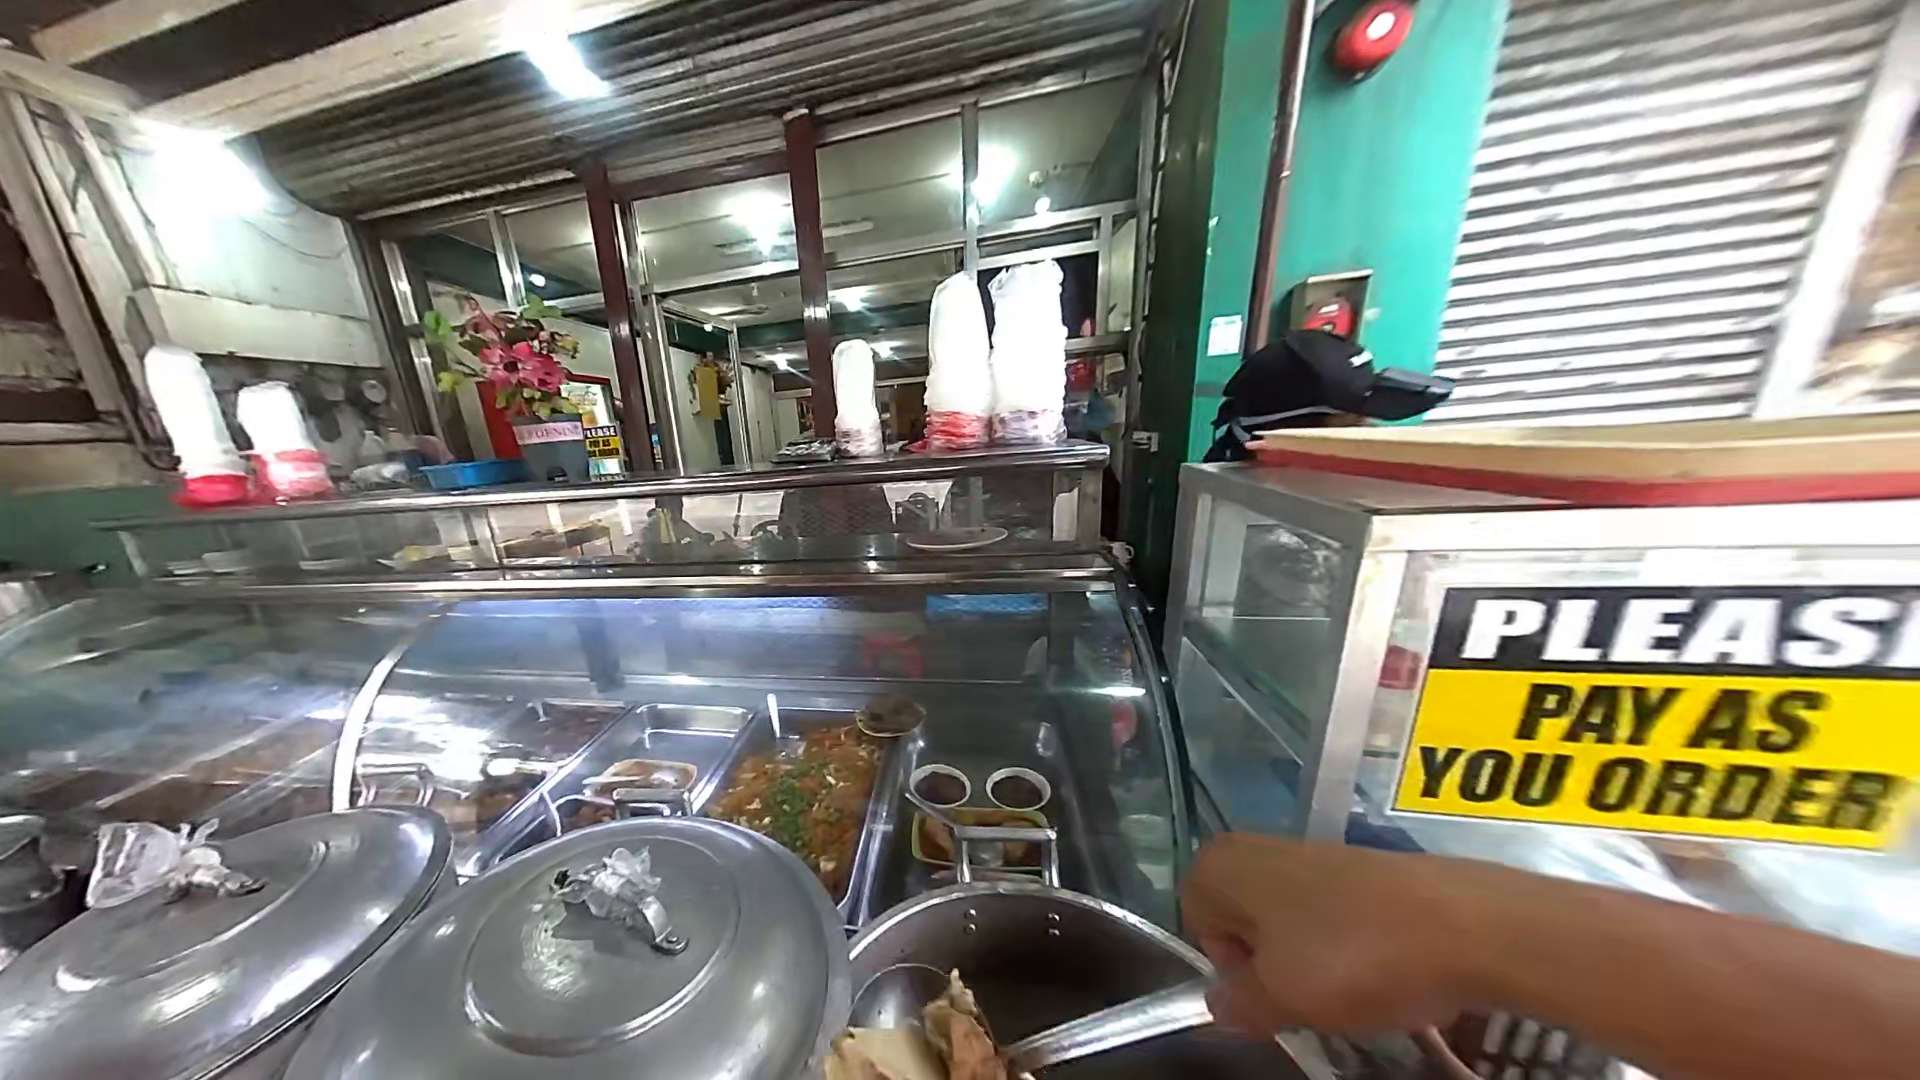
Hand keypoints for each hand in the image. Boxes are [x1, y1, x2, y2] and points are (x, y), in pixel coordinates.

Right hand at [1183, 834, 1498, 1036]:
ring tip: (1346, 988)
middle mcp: (1246, 847)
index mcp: (1218, 866)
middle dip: (1266, 966)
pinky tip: (1373, 967)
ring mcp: (1294, 850)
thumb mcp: (1285, 997)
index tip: (1273, 994)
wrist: (1456, 920)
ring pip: (1279, 922)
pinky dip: (1334, 943)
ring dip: (1302, 961)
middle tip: (1306, 995)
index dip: (1231, 970)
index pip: (1197, 928)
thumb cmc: (1350, 954)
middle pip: (1237, 924)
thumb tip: (1218, 1005)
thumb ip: (1238, 1004)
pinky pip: (1317, 912)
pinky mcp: (1338, 861)